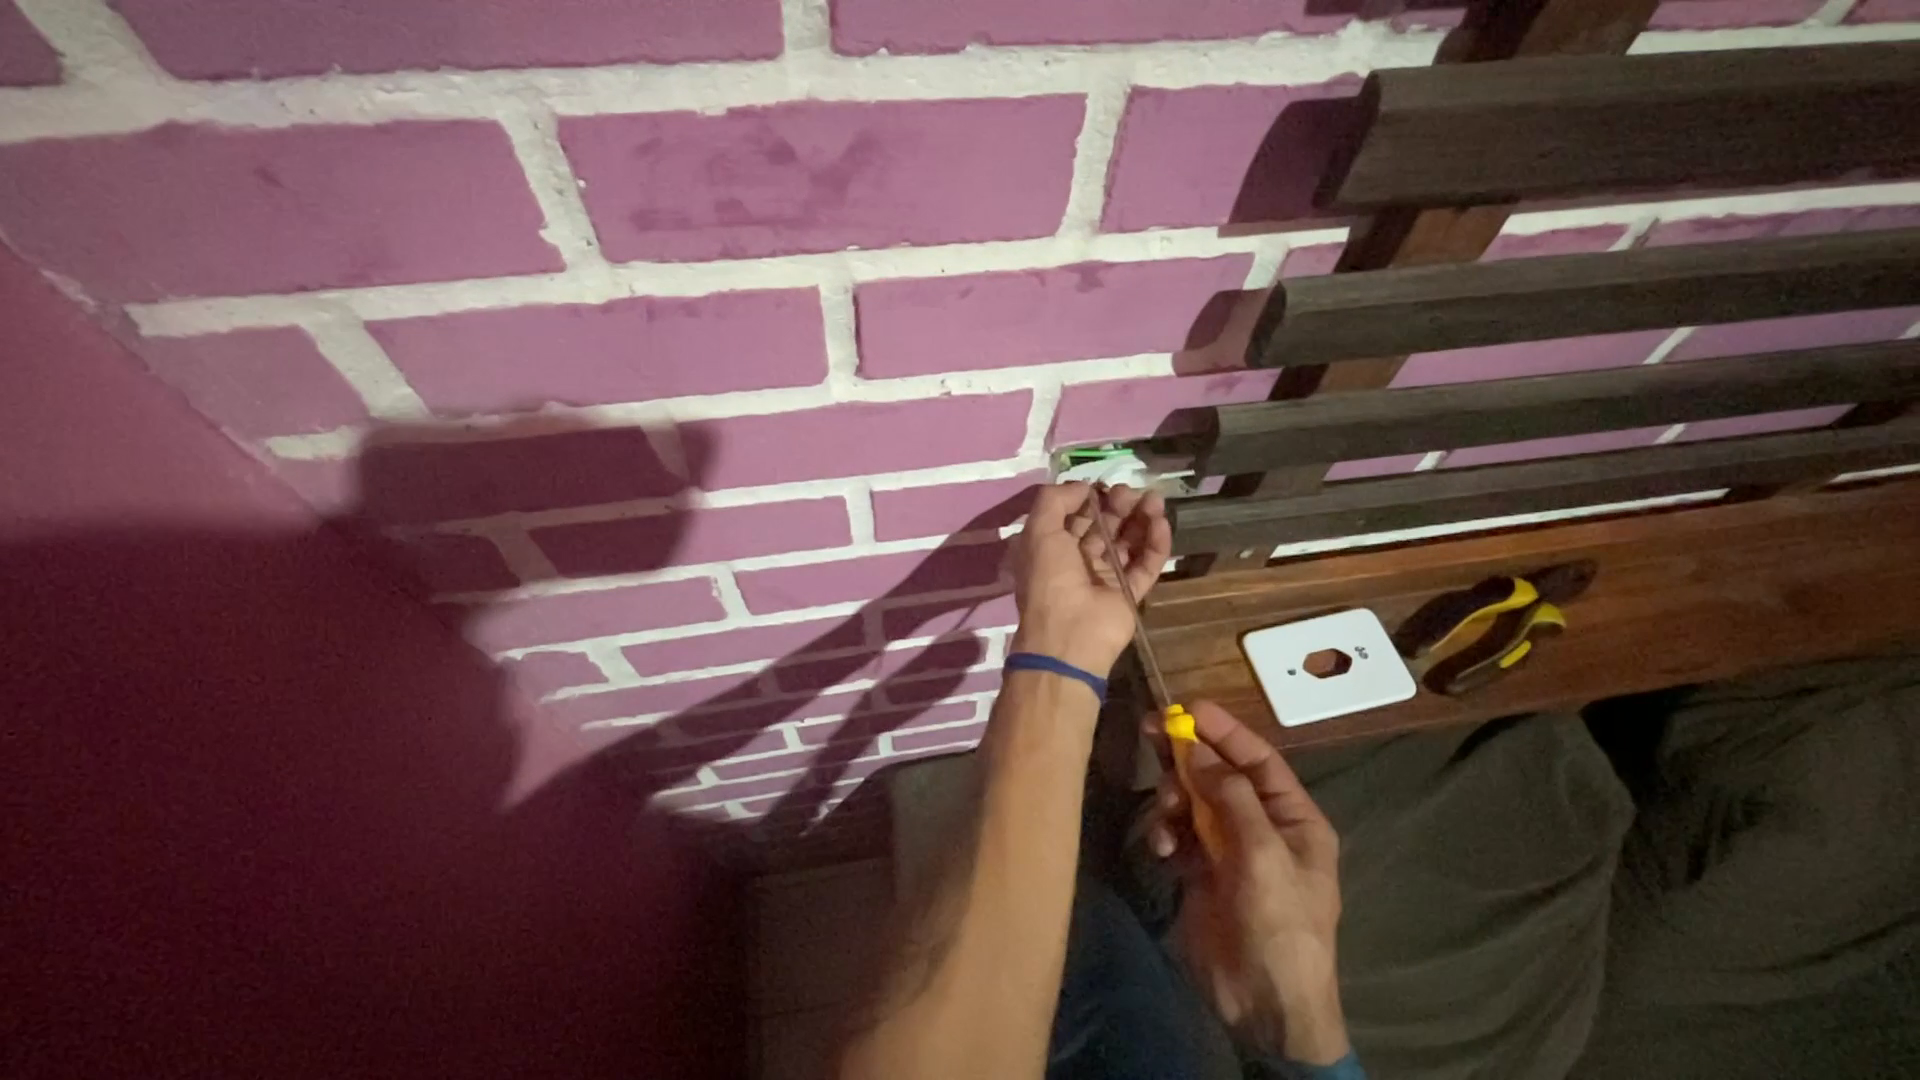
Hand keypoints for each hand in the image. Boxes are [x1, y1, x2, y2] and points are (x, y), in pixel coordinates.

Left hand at [1007, 482, 1171, 676]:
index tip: (1104, 486)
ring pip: (1128, 543)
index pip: (1074, 518)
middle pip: (1103, 527)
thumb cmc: (1049, 579)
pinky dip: (1156, 544)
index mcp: (1051, 549)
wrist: (1069, 635)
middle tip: (1131, 492)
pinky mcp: (1130, 594)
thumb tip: (1082, 486)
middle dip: (1118, 506)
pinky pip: (1146, 564)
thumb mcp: (1038, 531)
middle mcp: (1078, 562)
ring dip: (1141, 519)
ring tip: (1154, 500)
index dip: (1089, 500)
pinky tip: (1161, 523)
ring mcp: (1106, 579)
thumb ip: (1055, 501)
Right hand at [1148, 702, 1348, 1064]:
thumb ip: (1230, 796)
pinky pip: (1177, 834)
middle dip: (1188, 754)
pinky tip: (1162, 845)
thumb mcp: (1263, 854)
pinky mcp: (1200, 871)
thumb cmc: (1280, 924)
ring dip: (1174, 797)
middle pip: (1220, 774)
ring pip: (1193, 801)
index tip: (1188, 707)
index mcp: (1293, 818)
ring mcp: (1228, 849)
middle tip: (1151, 729)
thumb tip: (1198, 748)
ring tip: (1165, 809)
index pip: (1259, 760)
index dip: (1225, 731)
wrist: (1264, 1005)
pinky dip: (1166, 832)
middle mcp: (1261, 826)